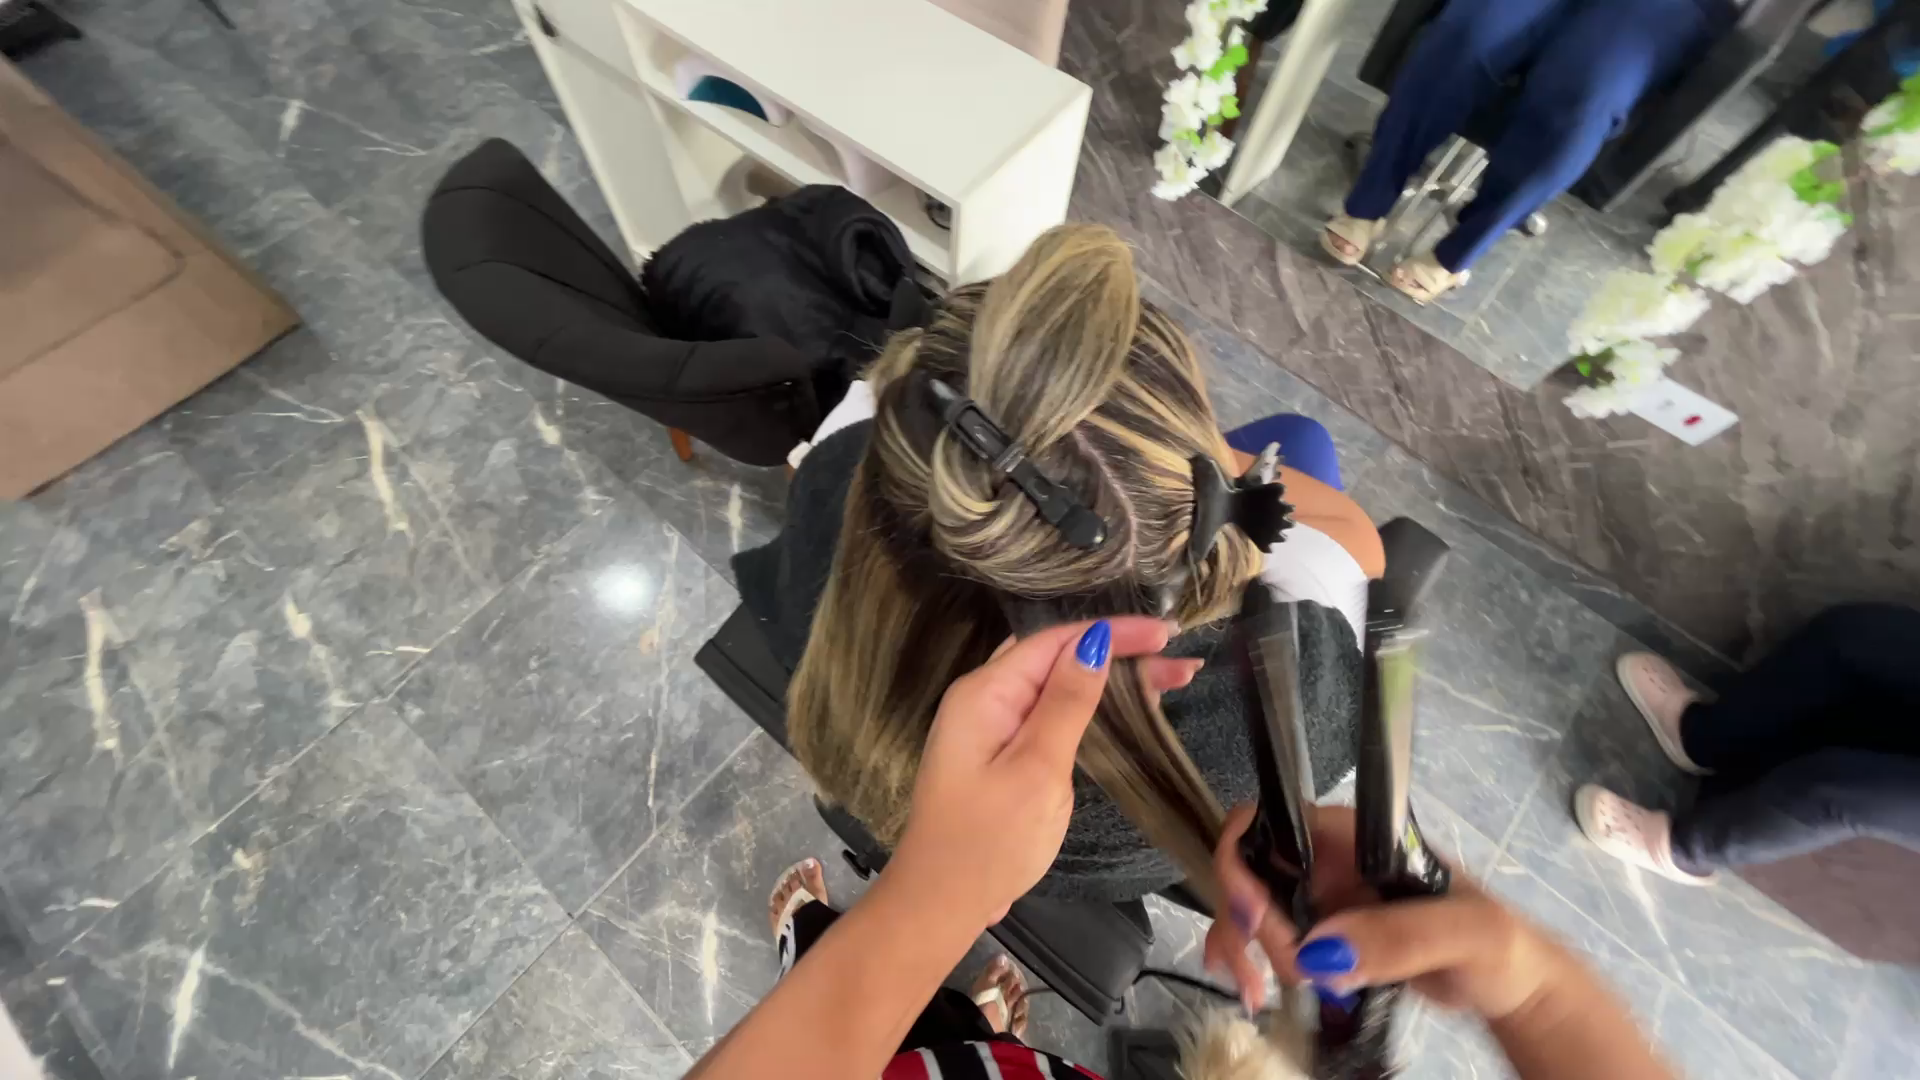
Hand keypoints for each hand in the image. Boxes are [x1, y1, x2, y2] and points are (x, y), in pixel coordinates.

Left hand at [888, 617, 1191, 925]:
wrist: (941, 902)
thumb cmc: (990, 840)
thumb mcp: (1037, 770)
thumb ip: (1066, 703)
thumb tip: (1094, 642)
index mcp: (986, 691)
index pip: (1055, 641)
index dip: (1111, 632)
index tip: (1166, 633)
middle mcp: (984, 696)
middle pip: (1058, 658)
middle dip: (1118, 653)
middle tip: (1180, 662)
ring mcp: (991, 724)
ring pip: (1056, 684)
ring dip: (1108, 679)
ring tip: (1170, 679)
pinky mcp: (1001, 750)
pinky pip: (1048, 712)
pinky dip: (1088, 706)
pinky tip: (1123, 708)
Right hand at [1205, 803, 1561, 1019]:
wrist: (1510, 987)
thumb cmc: (1499, 944)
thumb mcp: (1465, 932)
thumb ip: (1399, 935)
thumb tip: (1319, 951)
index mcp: (1346, 833)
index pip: (1267, 820)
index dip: (1243, 858)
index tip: (1253, 915)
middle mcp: (1318, 855)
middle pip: (1247, 866)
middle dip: (1247, 920)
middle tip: (1283, 973)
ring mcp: (1314, 893)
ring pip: (1247, 902)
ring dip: (1240, 944)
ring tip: (1261, 991)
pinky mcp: (1313, 931)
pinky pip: (1262, 937)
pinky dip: (1246, 959)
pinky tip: (1252, 986)